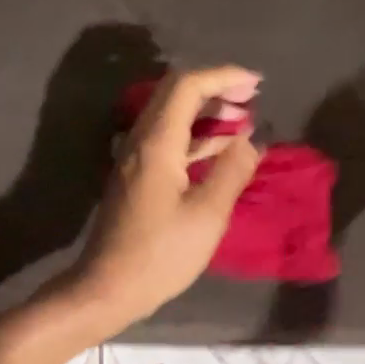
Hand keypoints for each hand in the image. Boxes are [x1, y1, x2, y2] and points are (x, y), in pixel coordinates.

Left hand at [65, 66, 263, 334]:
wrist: (107, 286)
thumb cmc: (160, 254)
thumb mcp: (207, 215)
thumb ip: (232, 171)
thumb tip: (250, 138)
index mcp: (156, 143)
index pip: (186, 86)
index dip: (223, 76)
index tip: (256, 84)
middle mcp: (140, 142)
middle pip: (174, 94)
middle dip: (215, 88)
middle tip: (253, 96)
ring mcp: (134, 160)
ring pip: (170, 117)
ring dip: (206, 112)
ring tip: (244, 120)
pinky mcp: (135, 178)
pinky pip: (167, 141)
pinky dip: (196, 136)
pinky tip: (221, 150)